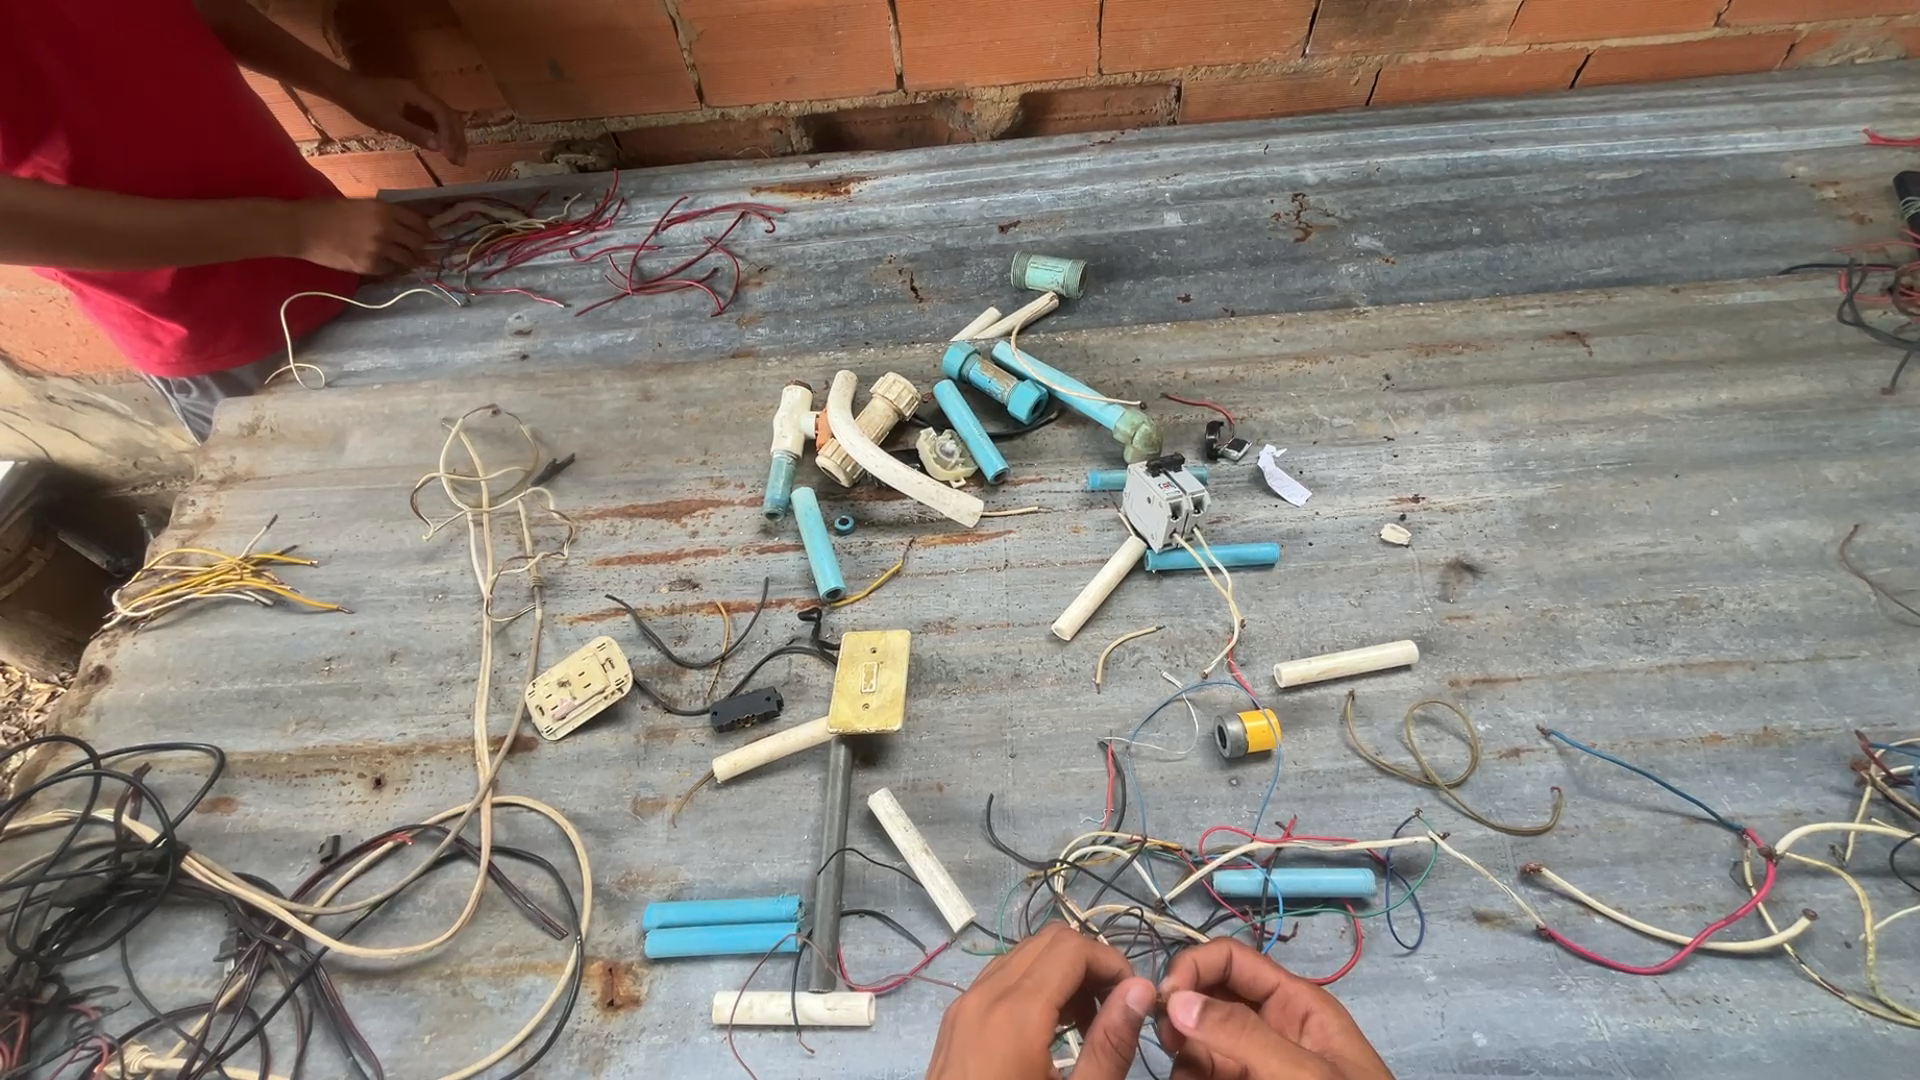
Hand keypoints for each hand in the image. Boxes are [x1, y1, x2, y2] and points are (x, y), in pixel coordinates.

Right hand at [282, 199, 430, 274]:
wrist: (298, 228)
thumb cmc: (323, 211)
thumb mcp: (357, 205)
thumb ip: (382, 213)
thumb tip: (405, 223)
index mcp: (382, 210)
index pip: (419, 223)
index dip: (425, 230)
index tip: (426, 234)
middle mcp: (386, 229)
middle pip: (419, 242)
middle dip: (420, 246)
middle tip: (416, 248)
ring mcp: (379, 249)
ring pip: (409, 259)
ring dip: (408, 259)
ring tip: (403, 257)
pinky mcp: (371, 266)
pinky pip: (393, 269)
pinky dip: (392, 267)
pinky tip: (384, 262)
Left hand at [334, 75, 466, 163]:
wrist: (343, 88)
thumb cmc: (363, 103)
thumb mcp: (387, 121)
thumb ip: (414, 133)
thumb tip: (438, 148)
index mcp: (417, 94)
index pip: (443, 115)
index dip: (449, 136)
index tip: (450, 156)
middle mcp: (422, 94)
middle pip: (451, 117)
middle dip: (457, 140)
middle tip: (460, 161)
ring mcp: (420, 98)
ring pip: (446, 119)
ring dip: (453, 138)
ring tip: (456, 158)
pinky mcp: (415, 104)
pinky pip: (436, 120)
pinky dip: (443, 134)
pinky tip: (444, 147)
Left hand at [927, 923, 1155, 1079]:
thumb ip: (1110, 1045)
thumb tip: (1139, 991)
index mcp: (1015, 1012)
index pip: (1071, 948)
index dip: (1111, 962)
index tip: (1137, 997)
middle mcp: (984, 994)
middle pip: (1046, 942)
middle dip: (1088, 963)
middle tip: (1117, 1008)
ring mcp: (963, 1005)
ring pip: (1021, 955)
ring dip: (1061, 972)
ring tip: (1091, 1022)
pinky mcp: (954, 1021)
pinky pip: (999, 979)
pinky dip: (1033, 985)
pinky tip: (1052, 1029)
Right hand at [1158, 940, 1392, 1079]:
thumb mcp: (1305, 1076)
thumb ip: (1242, 1034)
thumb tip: (1175, 1000)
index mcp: (1294, 1004)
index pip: (1230, 959)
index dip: (1193, 967)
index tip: (1165, 1001)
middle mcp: (1271, 1028)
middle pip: (1208, 999)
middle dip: (1182, 1017)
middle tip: (1170, 1046)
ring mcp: (1258, 1067)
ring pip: (1199, 1043)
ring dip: (1183, 1060)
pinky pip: (1204, 1074)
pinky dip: (1190, 1078)